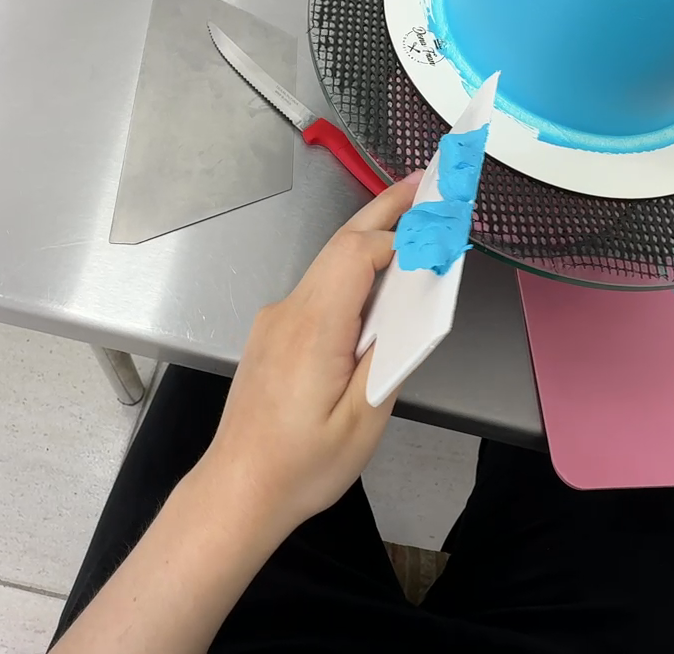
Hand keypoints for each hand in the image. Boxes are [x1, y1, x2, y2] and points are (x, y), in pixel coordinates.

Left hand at [189, 174, 418, 540]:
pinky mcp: (274, 329)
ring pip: (328, 259)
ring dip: (368, 235)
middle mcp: (291, 309)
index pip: (359, 254)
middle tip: (421, 183)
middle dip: (384, 209)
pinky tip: (373, 274)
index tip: (436, 232)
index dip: (401, 238)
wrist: (237, 491)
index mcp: (315, 327)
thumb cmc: (300, 466)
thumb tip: (410, 306)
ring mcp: (278, 316)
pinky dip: (350, 266)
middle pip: (341, 242)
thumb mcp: (362, 421)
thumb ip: (390, 356)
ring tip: (406, 217)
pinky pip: (318, 284)